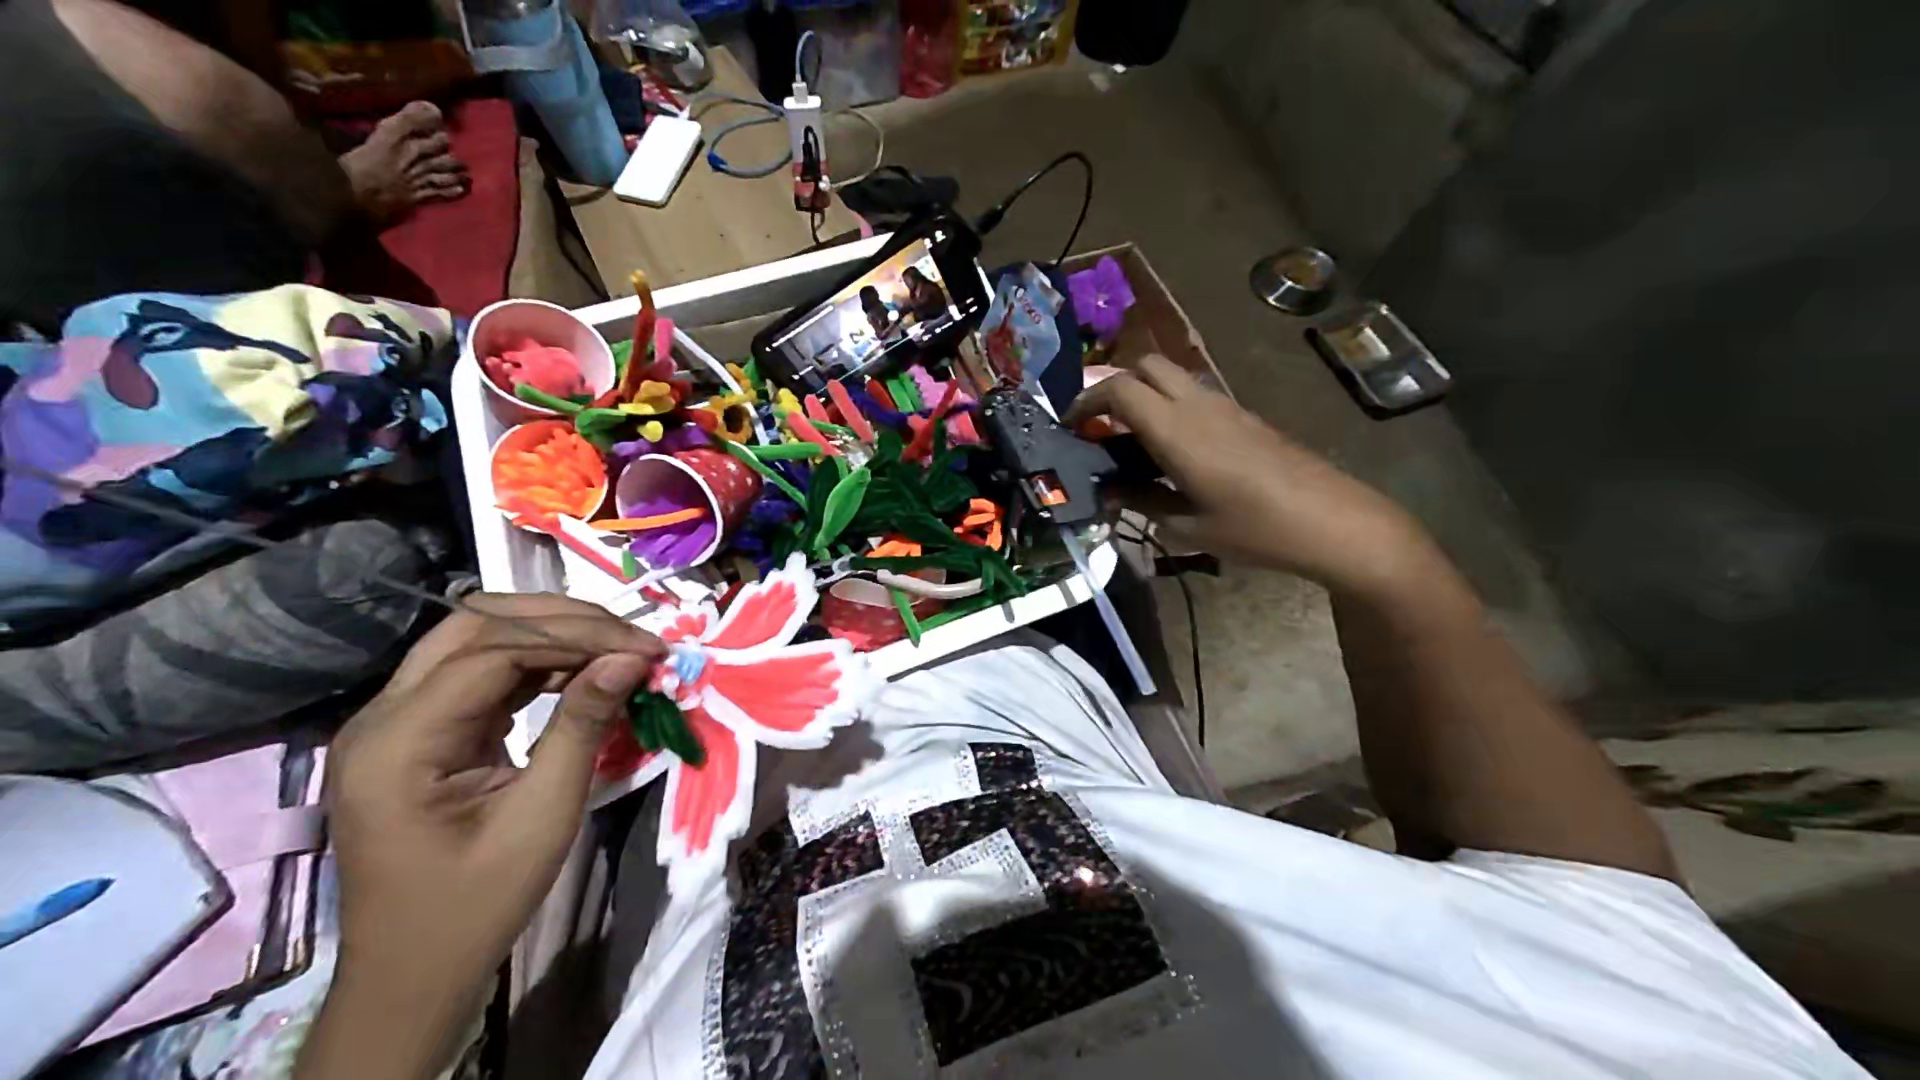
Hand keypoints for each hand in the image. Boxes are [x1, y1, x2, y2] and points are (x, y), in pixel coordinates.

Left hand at [300, 594, 661, 1079]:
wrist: (415, 969)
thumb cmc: (478, 902)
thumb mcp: (544, 815)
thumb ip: (584, 724)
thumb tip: (633, 657)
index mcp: (398, 742)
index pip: (493, 652)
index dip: (577, 638)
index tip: (646, 649)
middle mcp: (384, 714)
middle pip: (476, 625)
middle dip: (563, 620)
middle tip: (632, 637)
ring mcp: (397, 718)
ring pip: (478, 637)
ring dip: (552, 633)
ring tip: (616, 647)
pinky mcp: (420, 728)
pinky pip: (481, 669)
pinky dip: (537, 660)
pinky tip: (581, 670)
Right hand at [1066, 355, 1436, 597]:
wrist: (1332, 520)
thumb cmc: (1254, 529)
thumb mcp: (1186, 527)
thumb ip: (1142, 502)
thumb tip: (1111, 492)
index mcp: (1176, 429)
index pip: (1119, 390)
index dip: (1086, 401)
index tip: (1071, 426)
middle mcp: (1198, 405)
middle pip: (1146, 365)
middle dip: (1114, 386)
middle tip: (1101, 425)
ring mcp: (1226, 406)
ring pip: (1173, 376)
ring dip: (1145, 393)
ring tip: (1132, 439)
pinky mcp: (1245, 416)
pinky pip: (1196, 394)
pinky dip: (1171, 406)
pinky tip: (1173, 450)